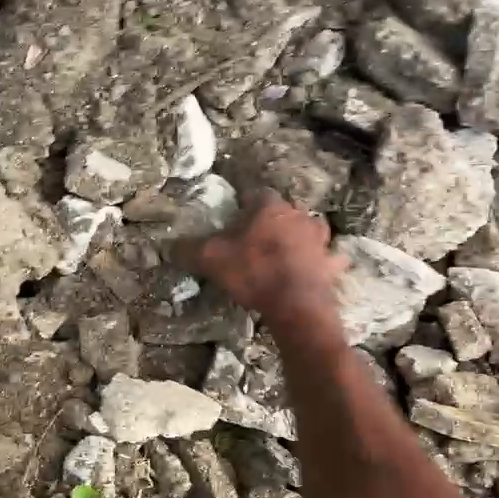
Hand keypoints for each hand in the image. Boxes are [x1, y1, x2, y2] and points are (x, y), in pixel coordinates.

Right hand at [178, 191, 344, 328]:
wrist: (296, 303)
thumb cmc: (253, 272)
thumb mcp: (210, 259)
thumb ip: (189, 249)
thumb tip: (169, 245)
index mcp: (269, 207)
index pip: (255, 193)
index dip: (241, 204)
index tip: (231, 216)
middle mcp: (298, 215)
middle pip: (282, 210)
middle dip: (269, 219)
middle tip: (253, 236)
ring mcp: (319, 238)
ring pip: (308, 229)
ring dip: (297, 235)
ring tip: (282, 250)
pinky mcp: (330, 263)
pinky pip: (326, 257)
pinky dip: (320, 261)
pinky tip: (313, 267)